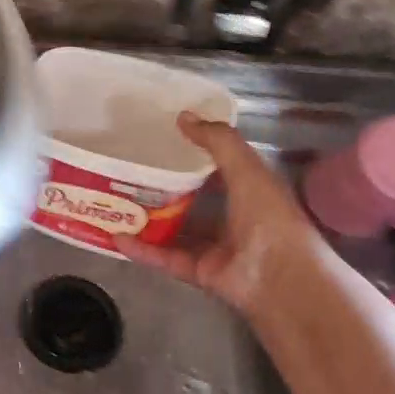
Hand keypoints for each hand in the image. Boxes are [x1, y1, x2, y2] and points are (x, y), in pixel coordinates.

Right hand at [118, 112, 320, 313]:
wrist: (281, 277)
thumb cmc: (270, 217)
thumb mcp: (247, 169)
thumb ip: (218, 142)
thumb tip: (183, 116)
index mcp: (250, 192)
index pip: (218, 170)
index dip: (193, 156)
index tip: (162, 142)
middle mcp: (232, 219)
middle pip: (191, 202)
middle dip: (161, 190)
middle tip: (126, 174)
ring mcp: (213, 248)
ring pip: (173, 231)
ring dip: (146, 221)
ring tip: (113, 205)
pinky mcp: (197, 272)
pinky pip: (164, 257)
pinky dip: (141, 250)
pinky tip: (116, 237)